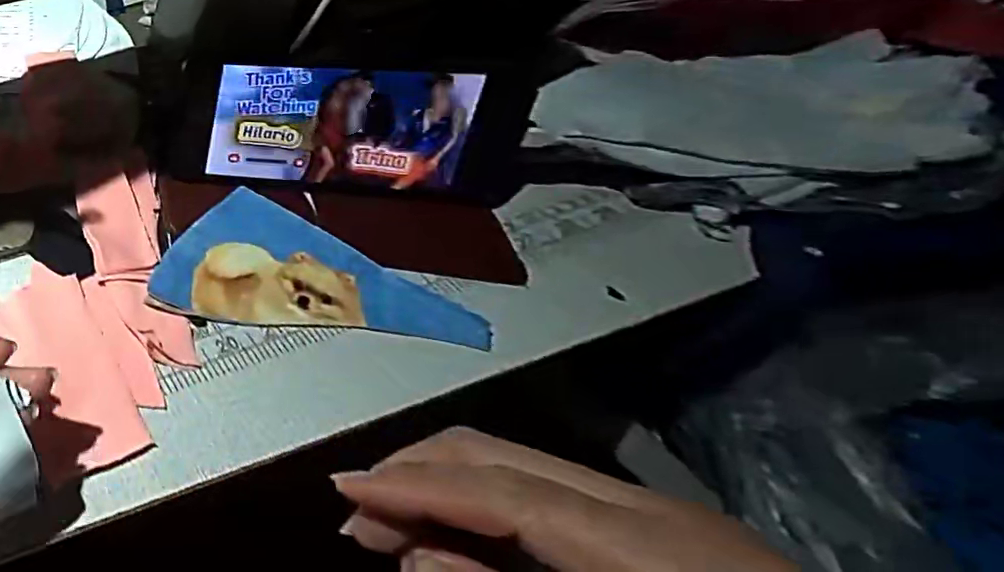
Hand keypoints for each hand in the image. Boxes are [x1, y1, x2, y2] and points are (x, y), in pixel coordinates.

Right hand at [334, 427, 794, 571]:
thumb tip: (419, 552)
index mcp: (643, 536)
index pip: (495, 487)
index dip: (409, 484)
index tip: (345, 491)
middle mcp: (641, 505)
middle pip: (492, 451)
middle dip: (413, 472)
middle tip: (356, 512)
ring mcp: (653, 512)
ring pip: (510, 465)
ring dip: (442, 489)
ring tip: (391, 526)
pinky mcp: (659, 531)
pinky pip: (544, 497)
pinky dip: (487, 511)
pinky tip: (458, 539)